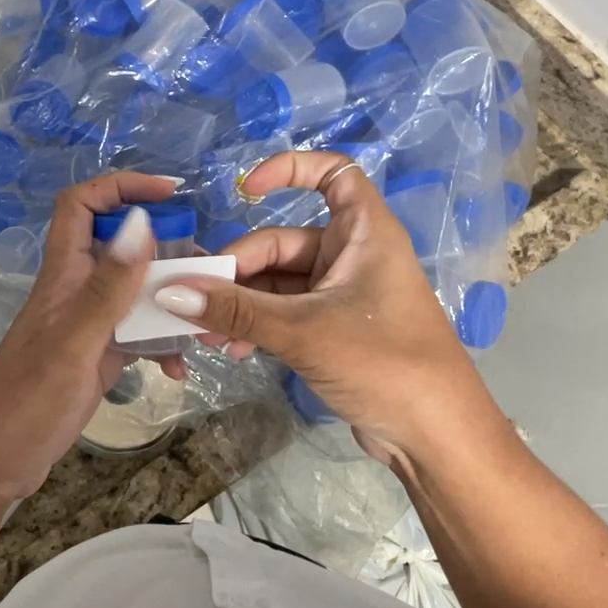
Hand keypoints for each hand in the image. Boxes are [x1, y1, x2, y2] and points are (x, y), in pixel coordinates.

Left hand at [0, 172, 179, 504]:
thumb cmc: (24, 404)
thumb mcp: (72, 344)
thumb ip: (108, 288)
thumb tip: (140, 222)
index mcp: (63, 276)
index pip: (82, 206)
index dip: (121, 187)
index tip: (170, 194)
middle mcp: (77, 291)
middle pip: (123, 246)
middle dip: (166, 251)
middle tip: (207, 271)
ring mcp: (89, 326)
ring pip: (137, 293)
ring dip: (172, 302)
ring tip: (208, 324)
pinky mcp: (99, 357)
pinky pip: (139, 337)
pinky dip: (163, 346)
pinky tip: (180, 370)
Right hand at [151, 151, 490, 468]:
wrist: (437, 437)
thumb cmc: (384, 363)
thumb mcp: (302, 331)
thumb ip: (234, 310)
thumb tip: (170, 292)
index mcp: (364, 234)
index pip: (332, 172)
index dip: (289, 169)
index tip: (244, 191)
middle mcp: (352, 255)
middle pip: (281, 243)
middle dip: (237, 272)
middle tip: (197, 302)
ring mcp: (342, 294)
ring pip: (276, 283)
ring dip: (241, 306)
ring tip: (208, 335)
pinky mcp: (333, 329)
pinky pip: (283, 313)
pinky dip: (257, 325)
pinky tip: (233, 349)